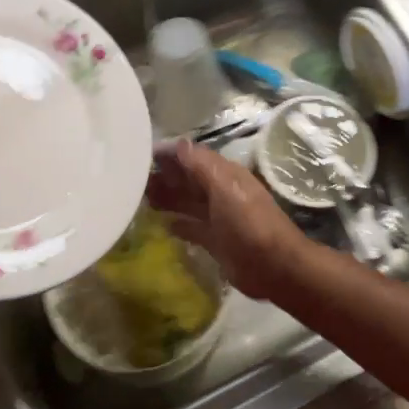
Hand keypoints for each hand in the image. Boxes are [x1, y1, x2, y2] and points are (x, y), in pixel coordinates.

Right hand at [145, 138, 311, 300]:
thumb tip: (178, 143)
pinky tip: (163, 224)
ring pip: (188, 202)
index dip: (170, 155)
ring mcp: (219, 218)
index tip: (142, 154)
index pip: (193, 157)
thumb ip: (201, 165)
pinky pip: (193, 228)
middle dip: (165, 176)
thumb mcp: (224, 187)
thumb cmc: (248, 222)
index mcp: (225, 175)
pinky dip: (179, 224)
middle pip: (189, 179)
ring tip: (142, 197)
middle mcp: (221, 192)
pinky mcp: (216, 242)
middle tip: (134, 178)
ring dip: (168, 198)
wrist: (274, 265)